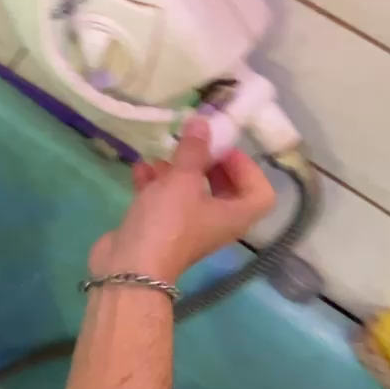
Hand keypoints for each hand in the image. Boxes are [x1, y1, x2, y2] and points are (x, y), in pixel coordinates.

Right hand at [89, 117, 275, 283]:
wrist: (130, 267)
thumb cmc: (166, 224)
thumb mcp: (181, 181)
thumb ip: (193, 150)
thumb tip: (202, 121)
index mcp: (235, 215)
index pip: (259, 190)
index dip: (247, 167)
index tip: (223, 149)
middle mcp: (215, 222)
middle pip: (222, 190)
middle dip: (207, 165)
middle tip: (193, 147)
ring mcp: (185, 227)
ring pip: (189, 194)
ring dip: (176, 172)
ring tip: (159, 156)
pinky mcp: (158, 229)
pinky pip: (163, 202)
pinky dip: (154, 185)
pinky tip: (139, 169)